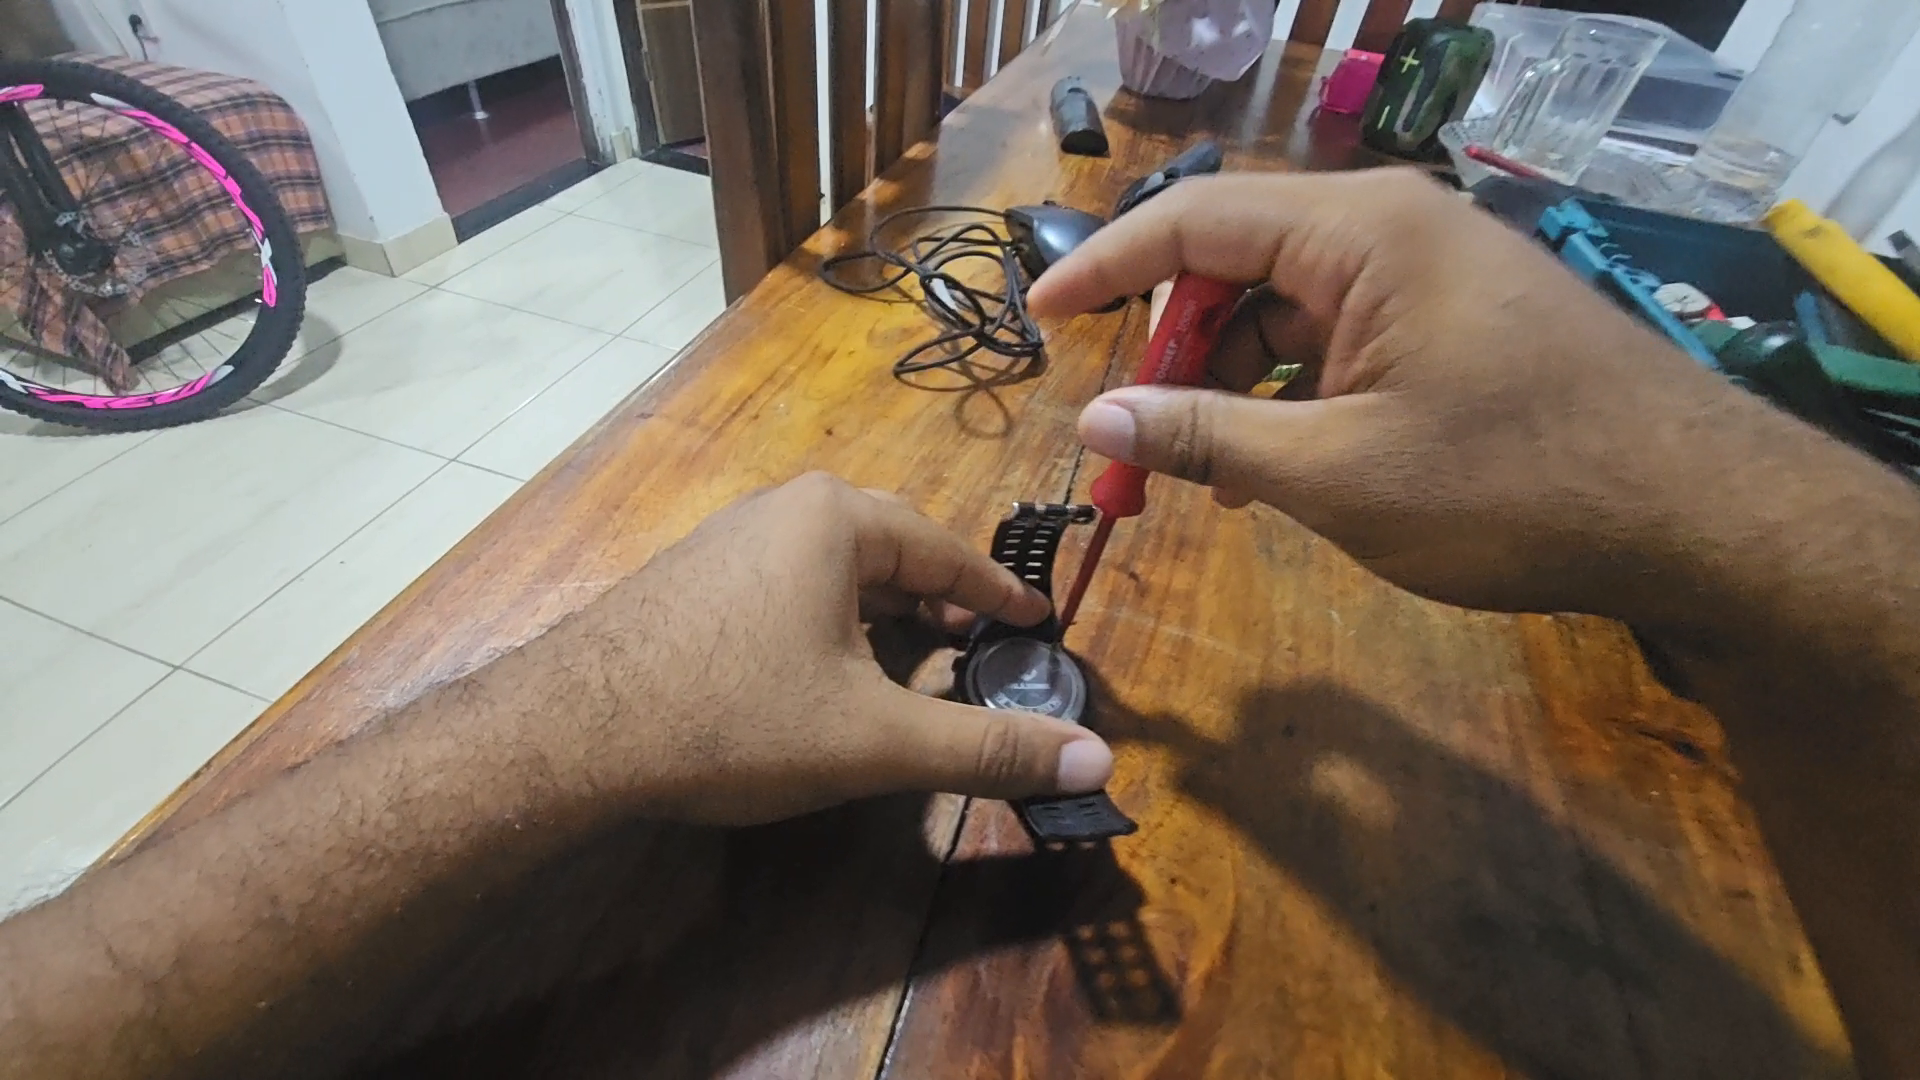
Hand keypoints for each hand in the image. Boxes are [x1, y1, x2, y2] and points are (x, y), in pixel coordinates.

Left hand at [546, 473, 1113, 824]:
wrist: (563, 737)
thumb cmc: (735, 717)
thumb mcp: (874, 738)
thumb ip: (985, 746)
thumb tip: (1097, 759)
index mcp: (837, 519)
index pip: (946, 550)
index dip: (998, 591)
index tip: (1036, 620)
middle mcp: (785, 508)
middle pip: (894, 551)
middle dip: (941, 598)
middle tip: (975, 642)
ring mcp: (735, 537)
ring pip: (841, 567)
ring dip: (887, 610)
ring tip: (914, 655)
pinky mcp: (700, 574)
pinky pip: (794, 582)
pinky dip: (835, 617)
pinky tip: (831, 663)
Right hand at [1027, 169, 1777, 621]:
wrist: (1696, 524)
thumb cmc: (1512, 487)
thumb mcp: (1334, 471)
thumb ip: (1203, 436)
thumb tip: (1093, 421)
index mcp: (1359, 234)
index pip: (1194, 221)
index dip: (1105, 265)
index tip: (1041, 315)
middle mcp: (1381, 235)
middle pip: (1228, 272)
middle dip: (1165, 356)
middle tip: (1123, 436)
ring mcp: (1408, 283)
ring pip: (1268, 320)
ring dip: (1216, 393)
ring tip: (1192, 474)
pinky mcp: (1426, 330)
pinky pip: (1315, 351)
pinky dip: (1271, 404)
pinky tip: (1260, 470)